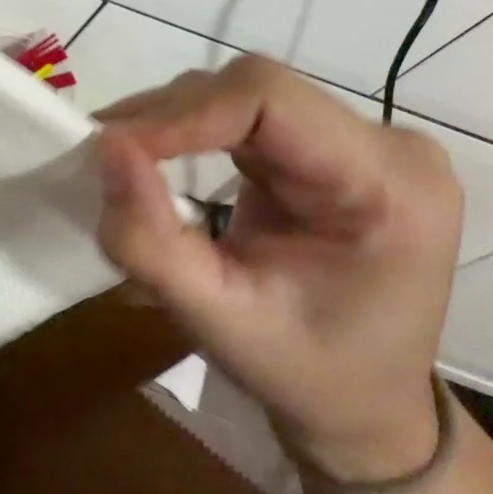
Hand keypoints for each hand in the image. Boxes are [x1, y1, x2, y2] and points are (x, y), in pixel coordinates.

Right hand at [93, 55, 461, 482]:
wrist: (363, 404)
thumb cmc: (302, 370)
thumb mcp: (216, 318)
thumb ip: (151, 240)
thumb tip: (103, 148)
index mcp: (390, 186)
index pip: (269, 100)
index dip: (181, 113)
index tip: (112, 148)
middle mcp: (386, 146)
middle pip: (251, 89)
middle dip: (167, 118)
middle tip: (103, 158)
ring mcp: (359, 141)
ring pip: (238, 92)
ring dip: (170, 121)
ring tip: (120, 161)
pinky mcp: (325, 145)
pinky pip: (240, 112)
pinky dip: (186, 129)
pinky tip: (154, 158)